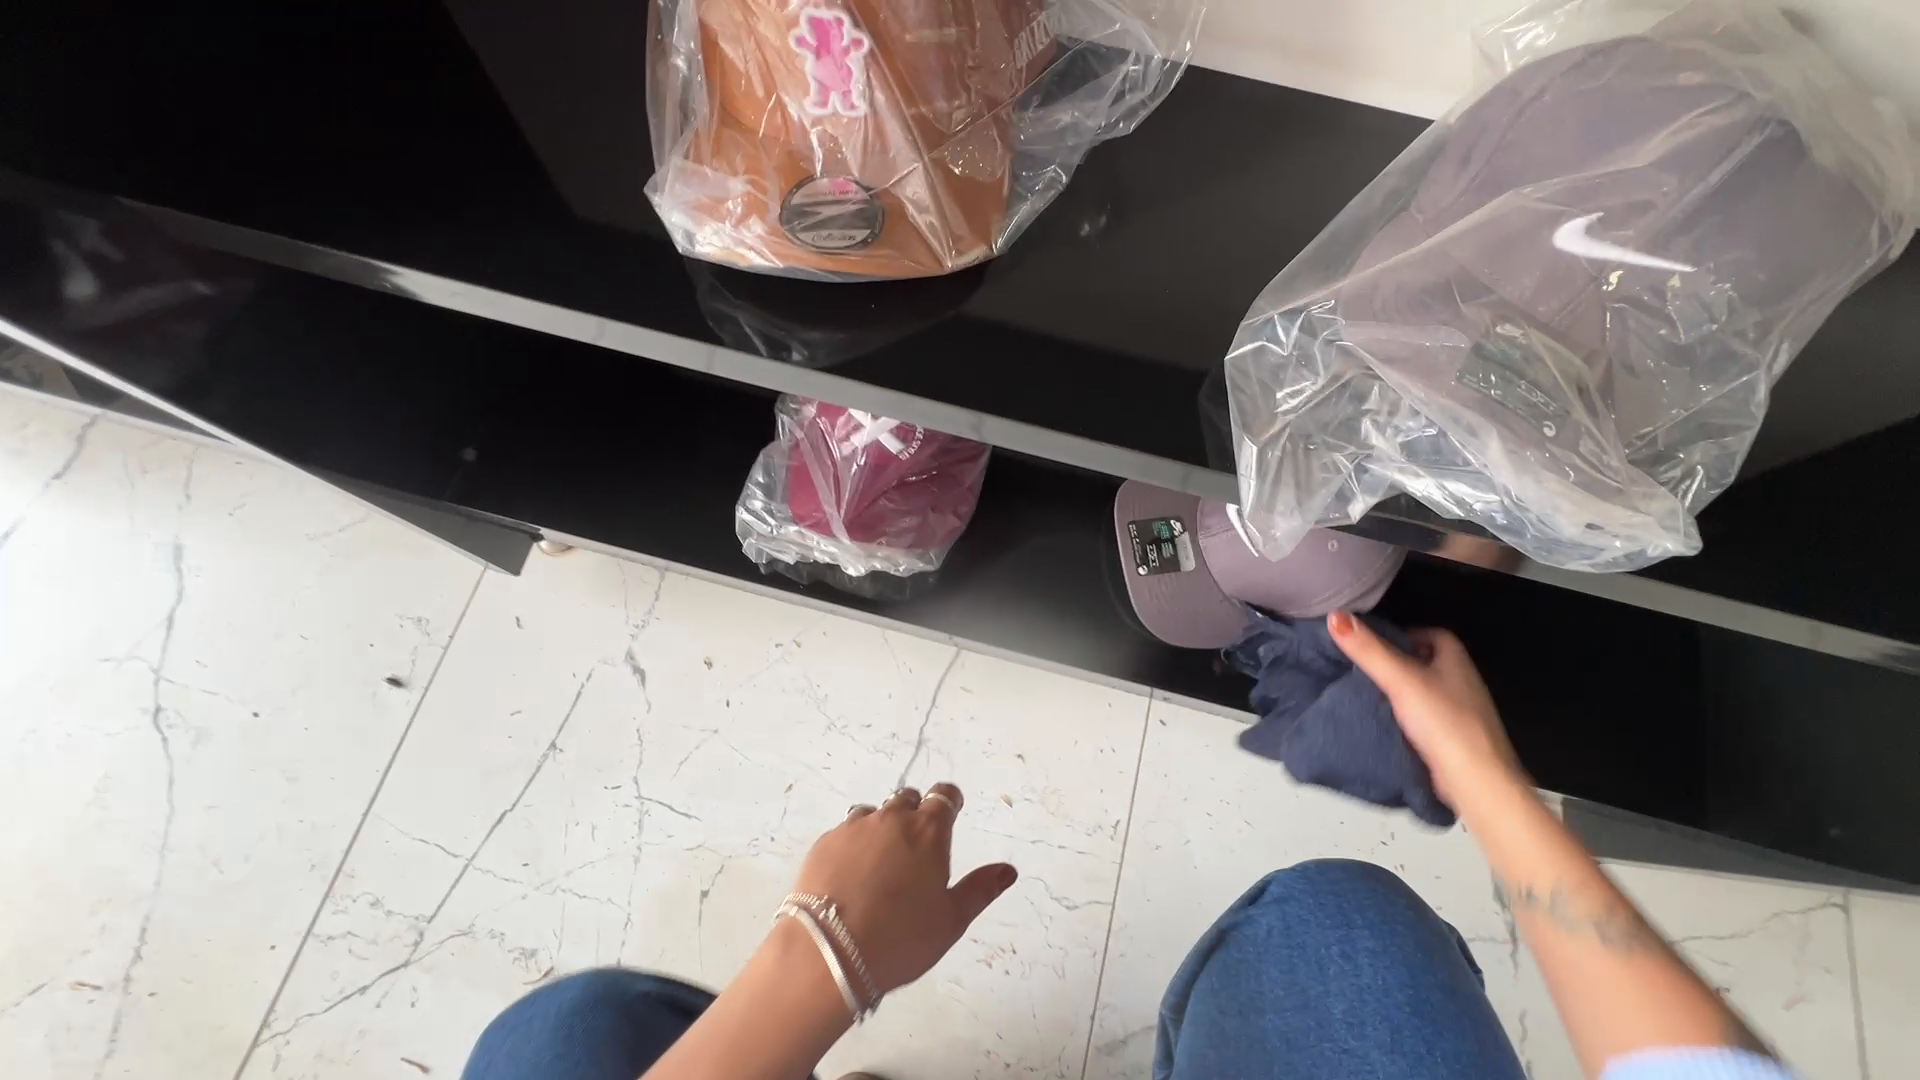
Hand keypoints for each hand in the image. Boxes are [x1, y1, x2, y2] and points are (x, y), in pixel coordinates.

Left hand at [789, 783, 1016, 995]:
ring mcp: (853, 828)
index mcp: (928, 830)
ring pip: (874, 814)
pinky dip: (853, 845)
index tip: (950, 813)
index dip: (949, 801)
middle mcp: (891, 819)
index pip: (944, 796)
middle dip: (915, 813)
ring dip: (882, 828)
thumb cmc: (901, 938)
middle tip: (915, 848)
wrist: (829, 953)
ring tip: (881, 864)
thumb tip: (1008, 870)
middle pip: (907, 799)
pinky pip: (845, 832)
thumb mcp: (951, 920)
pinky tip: (851, 875)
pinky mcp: (824, 843)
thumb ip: (980, 889)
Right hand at [1328, 612, 1526, 809]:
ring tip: (1365, 692)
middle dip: (1396, 662)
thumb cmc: (1442, 720)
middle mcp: (1462, 681)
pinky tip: (1383, 720)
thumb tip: (1334, 615)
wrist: (1475, 779)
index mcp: (1456, 660)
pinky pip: (1423, 716)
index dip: (1403, 634)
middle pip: (1425, 661)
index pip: (1432, 634)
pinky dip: (1404, 715)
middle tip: (1361, 666)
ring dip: (1399, 690)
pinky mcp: (1452, 737)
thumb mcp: (1399, 679)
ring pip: (1423, 690)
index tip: (1373, 644)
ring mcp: (1460, 711)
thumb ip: (1368, 649)